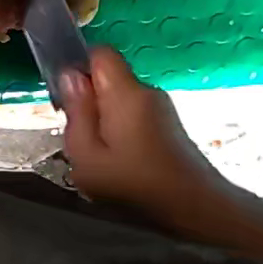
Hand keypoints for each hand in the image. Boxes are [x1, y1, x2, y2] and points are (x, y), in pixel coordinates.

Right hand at [58, 46, 234, 221]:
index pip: (100, 53)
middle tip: (80, 136)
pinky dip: (120, 130)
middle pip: (108, 78)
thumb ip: (77, 112)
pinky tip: (118, 160)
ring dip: (103, 119)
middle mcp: (147, 91)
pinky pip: (133, 114)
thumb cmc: (134, 184)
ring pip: (119, 99)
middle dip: (88, 100)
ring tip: (99, 154)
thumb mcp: (87, 155)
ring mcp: (161, 108)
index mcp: (125, 93)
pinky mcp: (168, 125)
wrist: (194, 210)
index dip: (78, 67)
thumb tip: (69, 76)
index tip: (67, 98)